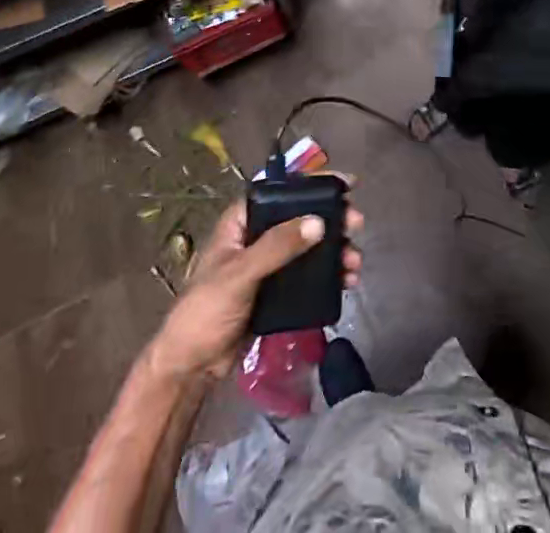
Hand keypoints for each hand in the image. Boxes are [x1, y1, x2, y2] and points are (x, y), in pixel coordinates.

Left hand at [145, 179, 363, 381]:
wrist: (192, 365)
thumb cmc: (207, 310)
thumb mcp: (241, 274)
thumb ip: (277, 247)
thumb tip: (318, 222)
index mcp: (240, 224)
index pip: (279, 193)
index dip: (311, 185)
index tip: (344, 184)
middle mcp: (256, 239)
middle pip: (299, 219)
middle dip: (331, 220)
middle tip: (357, 224)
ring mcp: (268, 267)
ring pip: (308, 248)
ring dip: (334, 251)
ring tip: (354, 262)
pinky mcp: (277, 293)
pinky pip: (309, 276)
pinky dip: (329, 276)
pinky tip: (346, 281)